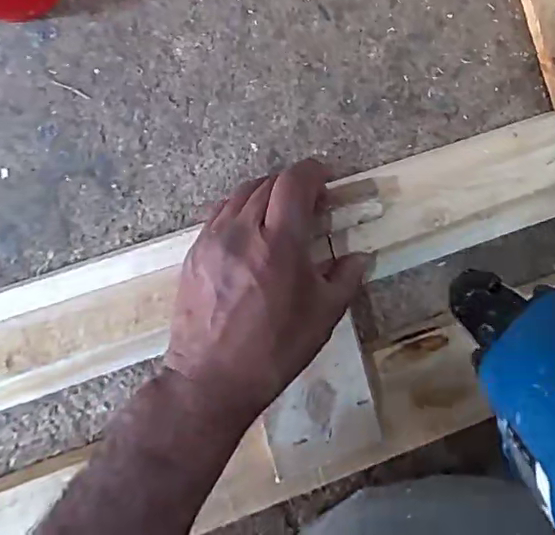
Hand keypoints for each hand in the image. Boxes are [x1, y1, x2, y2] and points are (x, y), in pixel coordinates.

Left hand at [161, 159, 372, 421]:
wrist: (209, 383)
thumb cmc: (275, 348)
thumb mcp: (324, 314)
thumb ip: (346, 277)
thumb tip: (360, 256)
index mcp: (280, 242)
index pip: (294, 181)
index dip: (313, 172)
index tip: (326, 180)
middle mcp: (243, 231)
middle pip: (269, 182)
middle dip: (293, 183)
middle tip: (309, 202)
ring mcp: (213, 240)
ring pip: (242, 193)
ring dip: (267, 192)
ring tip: (279, 212)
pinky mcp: (194, 253)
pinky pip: (219, 212)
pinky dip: (241, 208)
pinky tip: (250, 229)